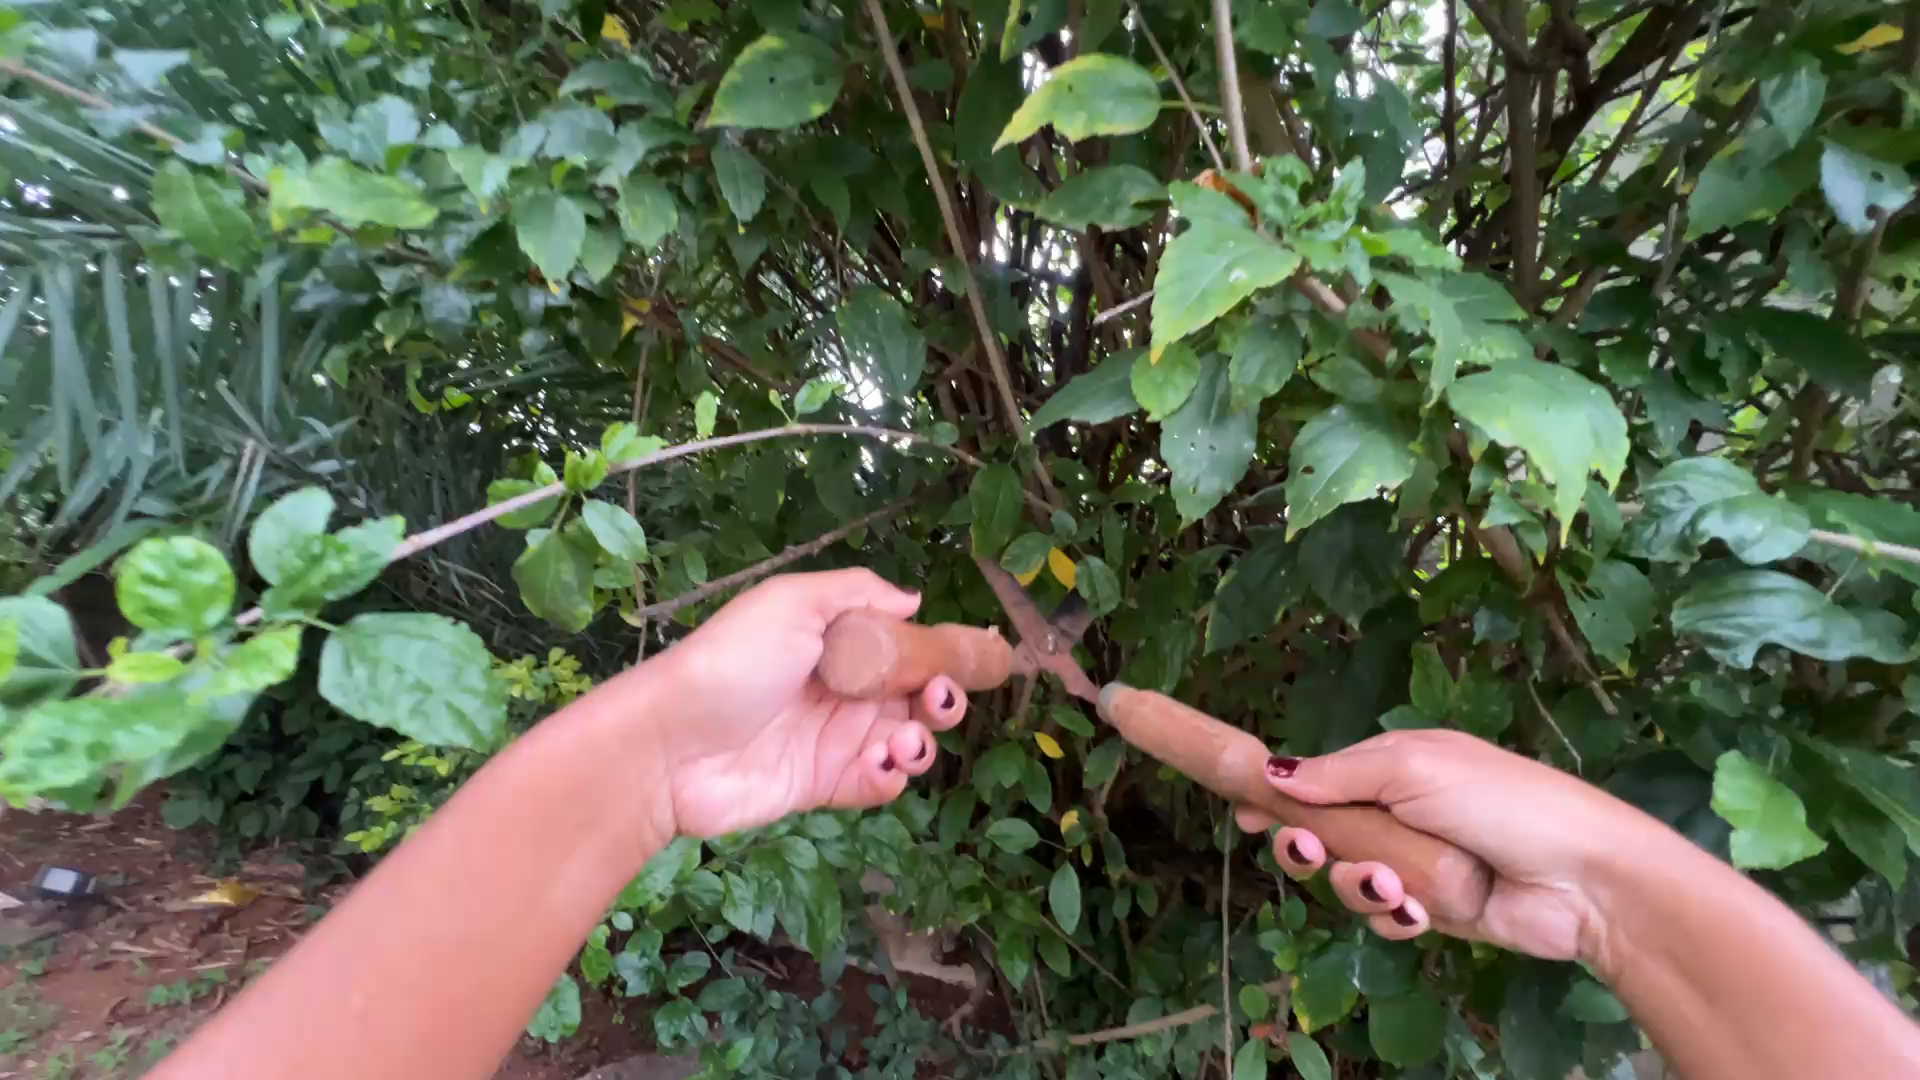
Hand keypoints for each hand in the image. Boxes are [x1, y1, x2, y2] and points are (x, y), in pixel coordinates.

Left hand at [639, 569, 968, 837]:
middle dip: (944, 700)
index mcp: (842, 643)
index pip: (907, 646)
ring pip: (907, 741)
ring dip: (922, 742)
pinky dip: (891, 777)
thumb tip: (914, 599)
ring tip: (904, 741)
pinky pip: (878, 782)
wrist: (672, 744)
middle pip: (917, 696)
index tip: (973, 655)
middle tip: (938, 701)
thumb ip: (857, 592)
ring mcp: (837, 739)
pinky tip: (880, 766)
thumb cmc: (736, 659)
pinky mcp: (827, 784)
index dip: (942, 651)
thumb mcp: (791, 602)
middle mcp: (847, 690)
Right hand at [1236, 729, 1660, 965]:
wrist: (1588, 879)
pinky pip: (1382, 913)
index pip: (1313, 779)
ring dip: (1354, 882)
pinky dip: (1391, 913)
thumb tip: (1269, 771)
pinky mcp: (1429, 908)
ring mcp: (1409, 862)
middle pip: (1317, 830)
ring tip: (1386, 885)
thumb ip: (1336, 775)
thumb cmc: (1493, 799)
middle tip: (1297, 848)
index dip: (1276, 796)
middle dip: (1301, 842)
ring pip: (1342, 875)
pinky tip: (1412, 910)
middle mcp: (1391, 812)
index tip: (1243, 814)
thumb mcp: (1409, 768)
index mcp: (1386, 767)